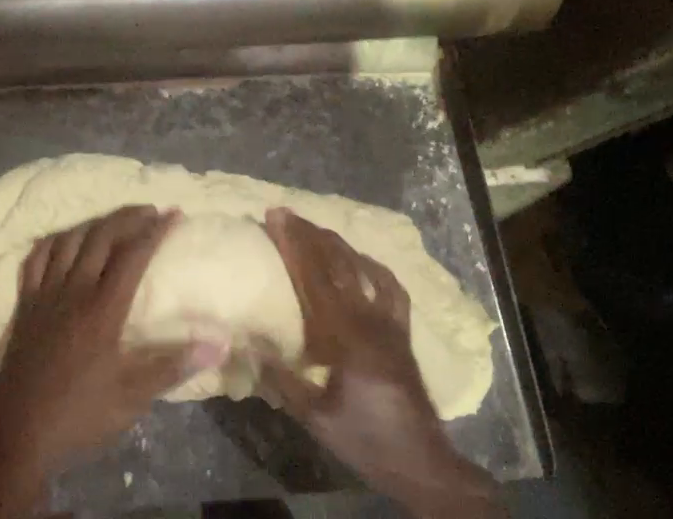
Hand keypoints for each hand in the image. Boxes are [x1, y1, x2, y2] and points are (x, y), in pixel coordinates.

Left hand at [0, 205, 212, 517]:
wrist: (19, 432)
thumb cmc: (81, 416)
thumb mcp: (133, 398)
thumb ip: (173, 365)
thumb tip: (219, 342)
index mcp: (103, 310)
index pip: (132, 256)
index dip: (154, 231)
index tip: (174, 214)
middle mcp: (74, 291)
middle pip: (101, 238)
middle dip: (127, 217)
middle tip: (149, 210)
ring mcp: (45, 295)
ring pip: (69, 241)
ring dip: (94, 224)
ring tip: (113, 220)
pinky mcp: (25, 305)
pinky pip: (36, 259)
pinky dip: (54, 242)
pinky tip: (63, 239)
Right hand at [259, 208, 501, 518]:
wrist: (421, 460)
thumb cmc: (365, 439)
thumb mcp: (315, 417)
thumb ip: (283, 380)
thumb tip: (251, 346)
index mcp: (345, 336)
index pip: (314, 278)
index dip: (293, 245)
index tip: (275, 218)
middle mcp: (369, 319)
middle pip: (338, 264)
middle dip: (310, 235)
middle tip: (286, 212)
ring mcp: (390, 323)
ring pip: (363, 269)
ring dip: (337, 244)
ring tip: (315, 227)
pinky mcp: (403, 332)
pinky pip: (390, 288)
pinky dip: (373, 267)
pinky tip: (362, 260)